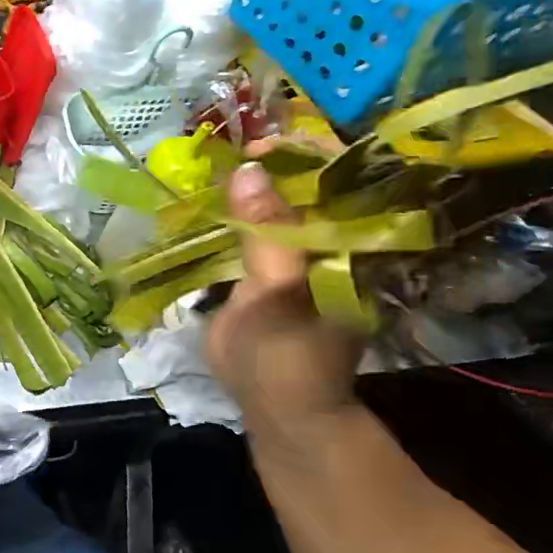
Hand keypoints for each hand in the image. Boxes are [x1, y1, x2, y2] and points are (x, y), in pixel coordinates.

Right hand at [204, 162, 364, 432]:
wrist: (276, 406)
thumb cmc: (290, 355)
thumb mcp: (279, 293)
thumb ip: (268, 233)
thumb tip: (248, 169)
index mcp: (348, 240)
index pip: (336, 175)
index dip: (302, 152)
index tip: (259, 146)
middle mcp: (328, 237)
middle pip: (301, 181)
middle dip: (266, 161)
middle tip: (227, 151)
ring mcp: (295, 251)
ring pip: (271, 201)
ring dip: (243, 183)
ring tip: (210, 167)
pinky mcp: (267, 266)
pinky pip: (248, 226)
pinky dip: (227, 210)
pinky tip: (204, 198)